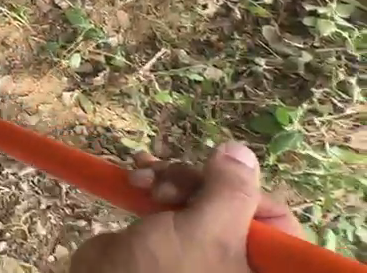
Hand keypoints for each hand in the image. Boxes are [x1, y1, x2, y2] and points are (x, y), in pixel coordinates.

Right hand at [71, 142, 302, 272]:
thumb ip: (229, 192)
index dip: (240, 192)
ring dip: (166, 178)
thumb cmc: (171, 269)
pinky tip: (134, 178)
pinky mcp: (172, 231)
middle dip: (192, 182)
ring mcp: (205, 241)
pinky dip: (152, 181)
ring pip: (196, 192)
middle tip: (165, 188)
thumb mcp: (207, 231)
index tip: (206, 188)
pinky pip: (171, 197)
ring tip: (143, 183)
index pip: (276, 214)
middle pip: (230, 197)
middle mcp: (242, 252)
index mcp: (266, 261)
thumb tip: (239, 150)